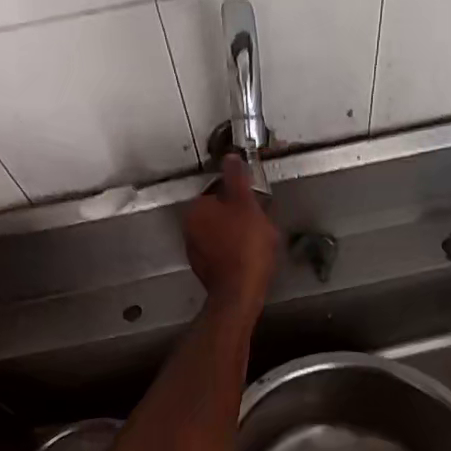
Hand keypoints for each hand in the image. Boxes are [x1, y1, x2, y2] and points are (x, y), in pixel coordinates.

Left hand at [183, 154, 277, 311]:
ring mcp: (196, 251)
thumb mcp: (246, 204)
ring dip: (238, 235)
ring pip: (222, 234)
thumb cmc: (246, 247)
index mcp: (197, 209)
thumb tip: (231, 158)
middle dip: (240, 217)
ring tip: (257, 244)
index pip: (218, 191)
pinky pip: (223, 253)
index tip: (255, 204)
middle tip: (260, 224)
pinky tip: (250, 259)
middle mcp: (191, 229)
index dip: (240, 196)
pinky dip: (235, 253)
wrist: (240, 292)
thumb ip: (237, 178)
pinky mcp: (206, 270)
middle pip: (220, 213)